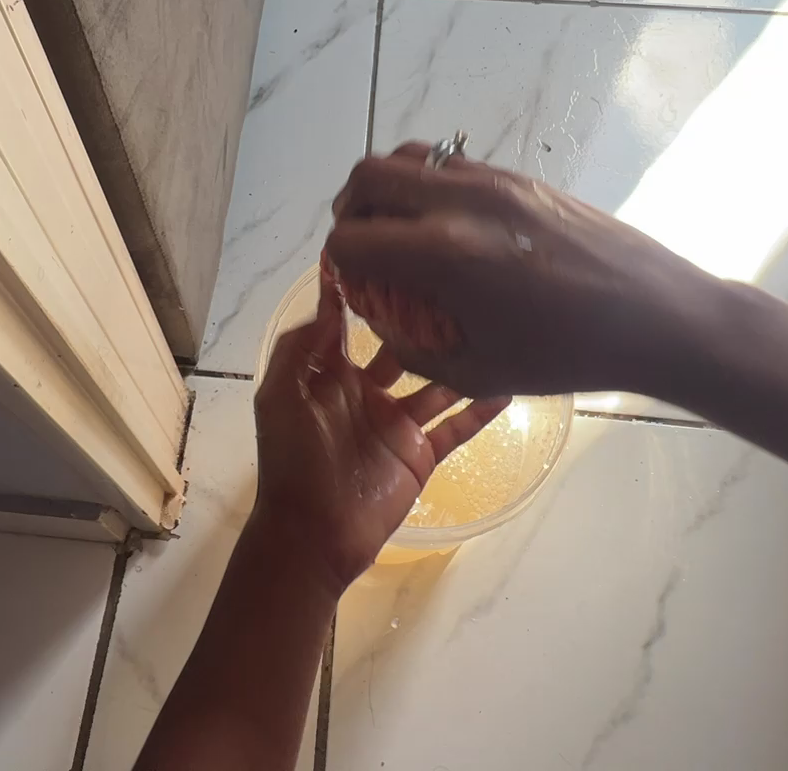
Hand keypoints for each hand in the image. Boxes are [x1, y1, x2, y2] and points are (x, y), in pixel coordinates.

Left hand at [249, 273, 508, 593]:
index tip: (386, 253)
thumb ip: (301, 348)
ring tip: (490, 327)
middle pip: (400, 347)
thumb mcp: (280, 397)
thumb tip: (331, 300)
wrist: (311, 534)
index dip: (363, 293)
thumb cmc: (291, 460)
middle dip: (420, 320)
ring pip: (435, 383)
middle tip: (454, 284)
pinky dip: (480, 410)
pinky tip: (507, 384)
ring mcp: (397, 422)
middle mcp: (367, 390)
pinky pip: (457, 427)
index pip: (349, 323)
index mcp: (330, 374)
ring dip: (458, 360)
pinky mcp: (421, 453)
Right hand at [324, 143, 725, 400]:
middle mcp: (460, 200)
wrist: (655, 315)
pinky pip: (449, 161)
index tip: (351, 280)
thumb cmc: (566, 355)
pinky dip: (425, 182)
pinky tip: (445, 221)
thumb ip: (410, 344)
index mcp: (444, 252)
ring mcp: (492, 179)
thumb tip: (381, 318)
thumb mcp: (476, 371)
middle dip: (348, 209)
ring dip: (385, 188)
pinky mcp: (517, 175)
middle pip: (367, 176)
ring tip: (396, 225)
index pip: (351, 238)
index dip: (338, 262)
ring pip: (407, 156)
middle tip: (360, 242)